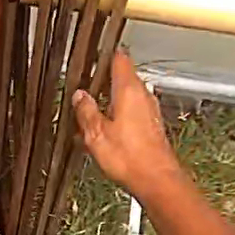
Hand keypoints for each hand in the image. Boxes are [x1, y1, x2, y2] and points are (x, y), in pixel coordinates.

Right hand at [72, 50, 187, 201]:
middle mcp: (142, 96)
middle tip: (85, 86)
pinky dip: (118, 114)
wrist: (155, 179)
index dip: (105, 55)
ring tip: (91, 110)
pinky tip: (106, 129)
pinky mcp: (151, 125)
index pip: (119, 59)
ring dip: (110, 99)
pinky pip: (132, 112)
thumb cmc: (129, 158)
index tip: (93, 55)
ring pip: (127, 95)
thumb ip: (86, 111)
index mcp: (128, 91)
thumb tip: (79, 96)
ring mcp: (149, 110)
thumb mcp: (96, 134)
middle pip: (123, 77)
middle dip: (103, 80)